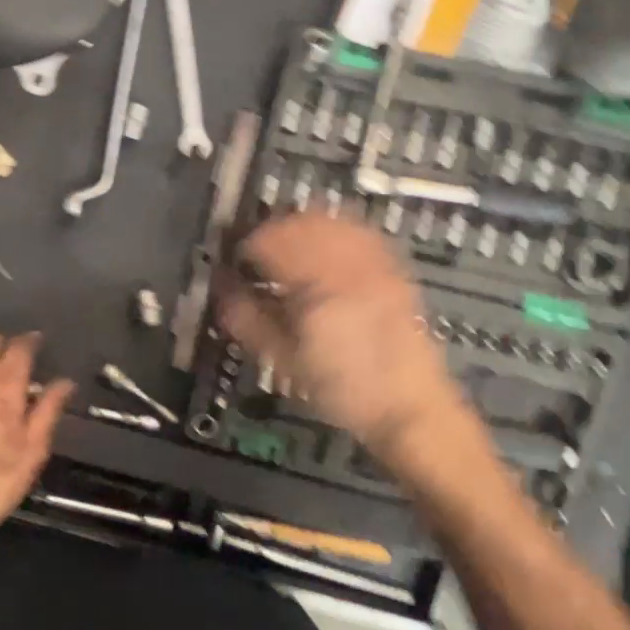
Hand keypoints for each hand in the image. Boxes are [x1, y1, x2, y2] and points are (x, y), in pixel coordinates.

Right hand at [215, 213, 466, 464]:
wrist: (407, 407)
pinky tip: (324, 250)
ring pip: (331, 221)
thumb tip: (222, 290)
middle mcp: (347, 266)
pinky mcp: (394, 271)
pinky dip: (335, 232)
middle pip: (301, 223)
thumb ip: (247, 319)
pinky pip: (360, 233)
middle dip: (271, 231)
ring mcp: (376, 265)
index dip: (244, 245)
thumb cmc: (341, 390)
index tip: (232, 260)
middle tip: (254, 252)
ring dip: (302, 227)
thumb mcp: (283, 360)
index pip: (269, 242)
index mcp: (315, 287)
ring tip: (286, 247)